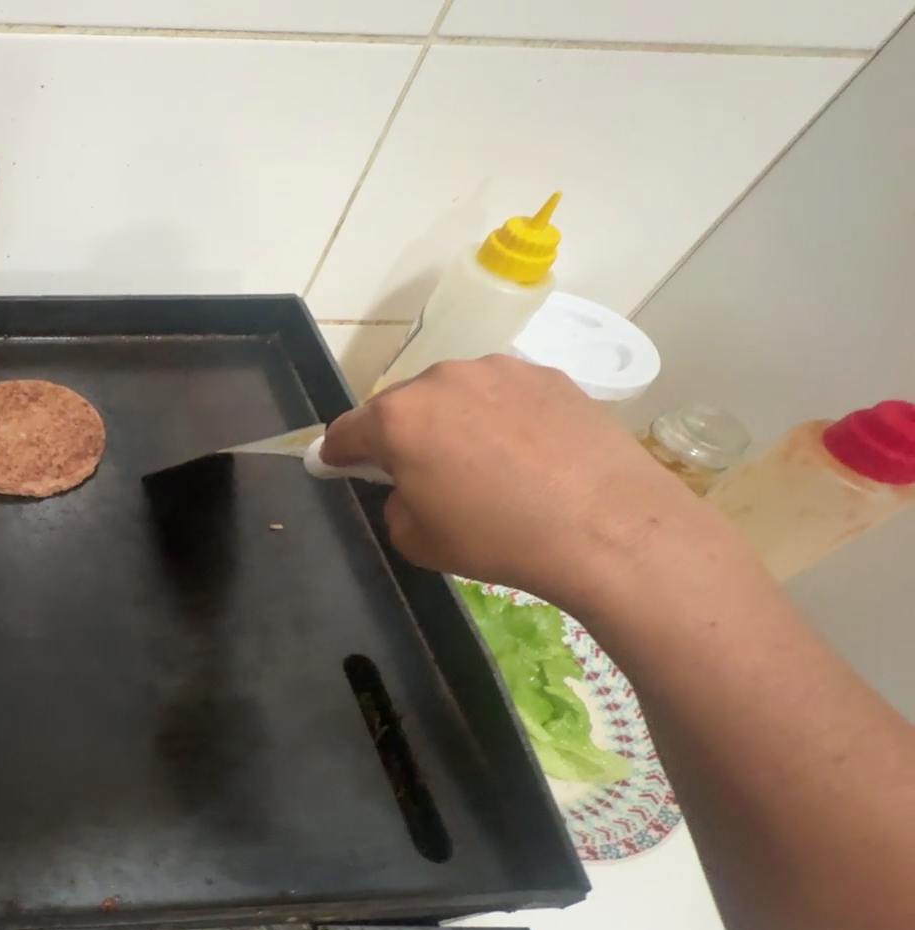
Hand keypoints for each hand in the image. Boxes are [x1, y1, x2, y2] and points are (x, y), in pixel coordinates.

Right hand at [318, 354, 734, 605]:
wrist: (610, 528)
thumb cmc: (495, 538)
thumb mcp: (414, 538)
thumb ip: (395, 500)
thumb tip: (411, 484)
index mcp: (395, 419)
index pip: (345, 430)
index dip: (337, 453)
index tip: (339, 467)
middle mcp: (440, 380)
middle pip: (398, 407)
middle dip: (397, 435)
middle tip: (417, 472)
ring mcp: (499, 371)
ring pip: (451, 395)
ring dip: (448, 421)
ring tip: (479, 463)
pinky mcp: (549, 376)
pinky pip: (500, 395)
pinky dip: (497, 417)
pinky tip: (522, 454)